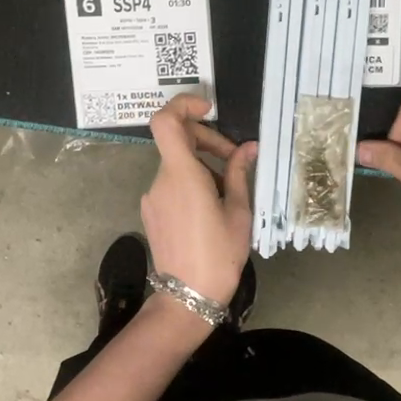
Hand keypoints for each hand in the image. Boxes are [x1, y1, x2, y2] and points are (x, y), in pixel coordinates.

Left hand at [142, 94, 255, 304]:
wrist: (189, 296)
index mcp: (182, 175)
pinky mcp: (151, 213)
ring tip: (228, 194)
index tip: (208, 110)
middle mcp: (160, 181)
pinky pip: (171, 186)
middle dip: (207, 142)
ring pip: (177, 166)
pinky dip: (191, 185)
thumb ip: (238, 174)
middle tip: (236, 162)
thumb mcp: (238, 212)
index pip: (166, 121)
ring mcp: (152, 198)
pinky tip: (211, 209)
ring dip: (202, 167)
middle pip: (178, 141)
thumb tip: (248, 149)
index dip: (184, 105)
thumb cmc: (219, 254)